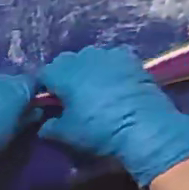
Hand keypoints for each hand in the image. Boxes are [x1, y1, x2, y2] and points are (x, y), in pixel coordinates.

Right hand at [37, 48, 188, 186]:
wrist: (145, 128)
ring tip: (95, 90)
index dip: (45, 89)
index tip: (50, 103)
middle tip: (72, 98)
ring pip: (90, 59)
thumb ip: (49, 127)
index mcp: (61, 73)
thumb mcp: (66, 134)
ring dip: (88, 71)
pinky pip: (114, 60)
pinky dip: (110, 70)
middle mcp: (82, 58)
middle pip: (66, 63)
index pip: (43, 75)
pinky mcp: (132, 60)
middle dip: (65, 77)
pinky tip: (115, 85)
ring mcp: (108, 55)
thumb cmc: (99, 129)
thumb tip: (45, 124)